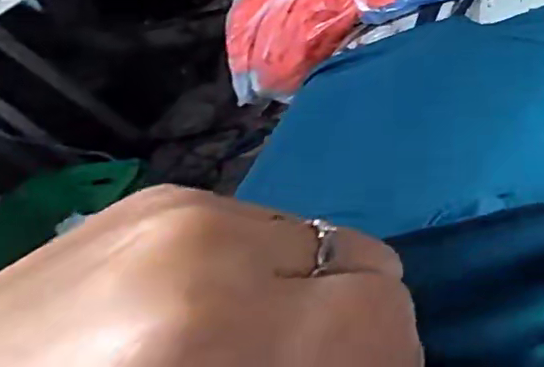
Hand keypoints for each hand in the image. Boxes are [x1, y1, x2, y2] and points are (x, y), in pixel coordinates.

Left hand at [0, 185, 420, 366]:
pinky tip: (202, 325)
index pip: (380, 312)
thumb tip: (370, 352)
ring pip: (312, 236)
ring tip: (250, 354)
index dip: (394, 364)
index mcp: (207, 327)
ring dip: (306, 301)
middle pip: (359, 258)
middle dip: (354, 333)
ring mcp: (171, 202)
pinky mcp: (149, 193)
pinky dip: (260, 276)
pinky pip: (255, 226)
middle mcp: (202, 237)